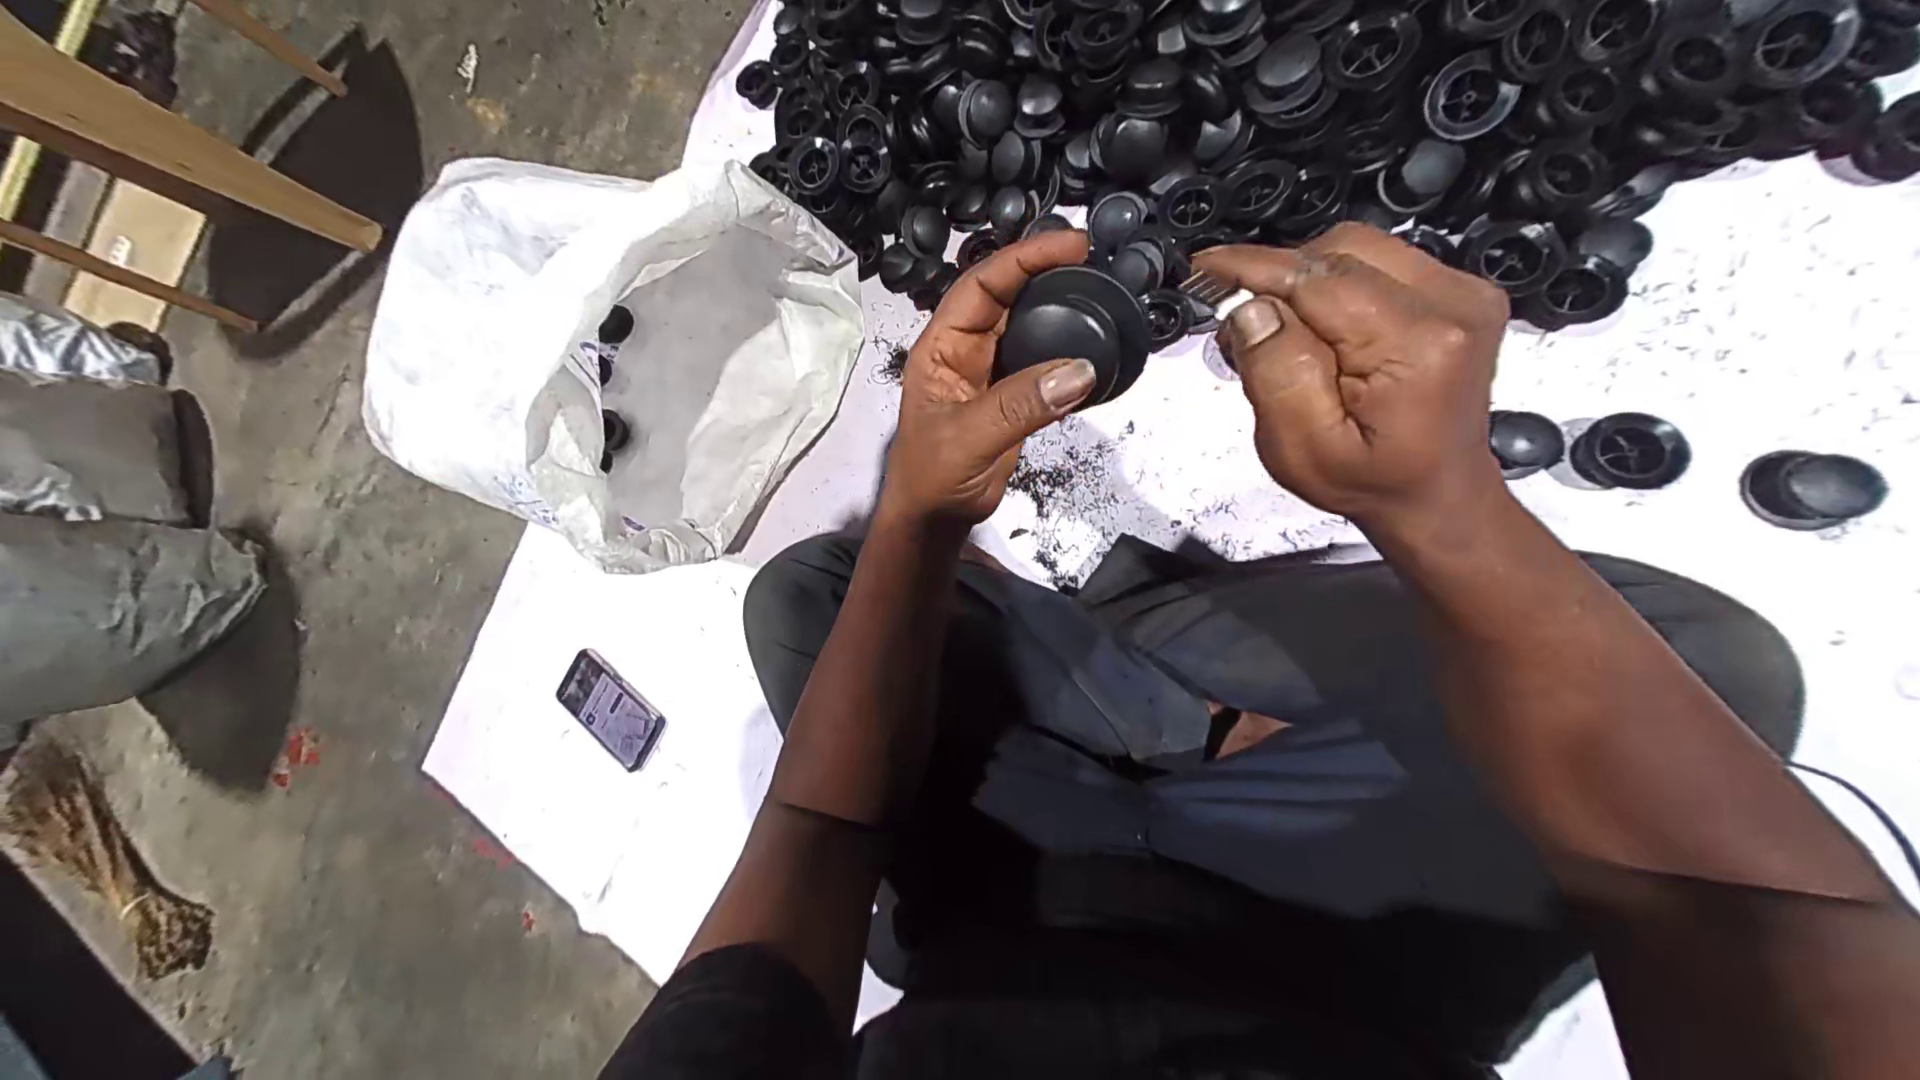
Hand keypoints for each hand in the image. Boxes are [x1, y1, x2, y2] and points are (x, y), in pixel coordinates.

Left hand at [877, 230, 1096, 534]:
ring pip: (1029, 329)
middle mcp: (967, 353)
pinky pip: (1045, 367)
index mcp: (941, 348)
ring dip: (1061, 311)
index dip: (1023, 259)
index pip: (982, 285)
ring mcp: (992, 376)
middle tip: (1093, 261)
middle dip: (1047, 273)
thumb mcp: (967, 439)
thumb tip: (1078, 372)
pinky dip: (1069, 356)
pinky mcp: (1014, 400)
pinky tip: (1094, 349)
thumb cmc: (930, 479)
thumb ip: (1019, 406)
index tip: (1070, 245)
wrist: (936, 519)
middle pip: (1009, 298)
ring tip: (1100, 293)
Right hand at [1193, 223, 1511, 533]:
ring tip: (1276, 337)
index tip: (1206, 268)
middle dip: (1276, 281)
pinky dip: (1328, 291)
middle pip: (1337, 253)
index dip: (1254, 268)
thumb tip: (1251, 311)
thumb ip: (1276, 374)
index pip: (1318, 277)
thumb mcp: (1300, 449)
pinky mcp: (1451, 296)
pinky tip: (1313, 334)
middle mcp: (1450, 305)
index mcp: (1415, 344)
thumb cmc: (1371, 482)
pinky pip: (1375, 267)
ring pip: (1355, 253)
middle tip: (1239, 328)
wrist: (1432, 494)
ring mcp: (1458, 295)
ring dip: (1301, 285)